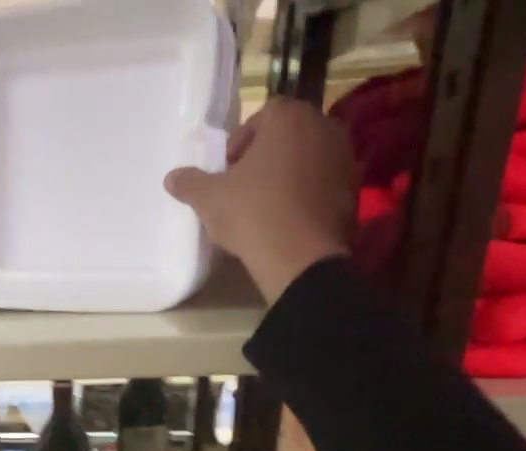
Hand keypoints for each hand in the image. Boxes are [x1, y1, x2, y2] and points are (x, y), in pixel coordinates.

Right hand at [164, 98, 358, 304]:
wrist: (301, 257)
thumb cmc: (252, 214)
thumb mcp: (210, 199)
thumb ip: (190, 183)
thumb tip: (171, 178)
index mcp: (288, 117)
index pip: (261, 117)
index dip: (241, 143)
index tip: (228, 171)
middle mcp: (322, 126)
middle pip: (287, 136)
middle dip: (267, 156)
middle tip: (246, 187)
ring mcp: (344, 156)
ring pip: (308, 159)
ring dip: (289, 175)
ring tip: (268, 206)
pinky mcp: (354, 188)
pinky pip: (324, 184)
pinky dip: (308, 195)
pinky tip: (290, 221)